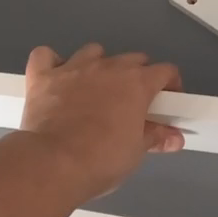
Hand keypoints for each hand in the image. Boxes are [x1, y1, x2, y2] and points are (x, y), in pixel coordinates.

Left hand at [20, 44, 184, 199]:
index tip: (167, 103)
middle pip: (132, 59)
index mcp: (137, 83)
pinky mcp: (44, 76)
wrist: (52, 164)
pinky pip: (46, 56)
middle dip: (137, 76)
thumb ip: (155, 137)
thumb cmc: (101, 159)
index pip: (165, 71)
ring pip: (93, 52)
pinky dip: (52, 64)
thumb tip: (173, 138)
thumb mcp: (135, 152)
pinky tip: (55, 79)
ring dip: (98, 66)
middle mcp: (108, 67)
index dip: (170, 85)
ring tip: (94, 90)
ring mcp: (74, 68)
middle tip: (132, 103)